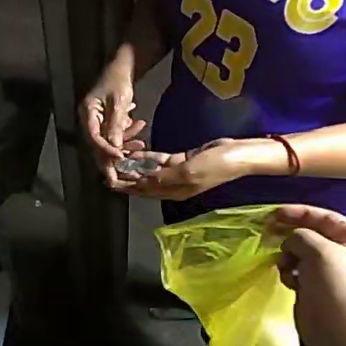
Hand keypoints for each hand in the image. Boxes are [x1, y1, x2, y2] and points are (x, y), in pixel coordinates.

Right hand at [80, 49, 146, 188]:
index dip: (106, 150)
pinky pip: (116, 134)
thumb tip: (115, 147)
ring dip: (125, 144)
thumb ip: (116, 124)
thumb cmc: (118, 78)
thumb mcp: (119, 101)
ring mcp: (98, 121)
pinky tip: (140, 125)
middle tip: (122, 177)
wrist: (122, 66)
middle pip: (98, 145)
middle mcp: (89, 119)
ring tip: (141, 143)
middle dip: (112, 159)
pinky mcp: (107, 121)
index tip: (120, 157)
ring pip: (109, 142)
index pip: (93, 138)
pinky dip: (128, 134)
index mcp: (87, 113)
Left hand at [118, 137, 283, 200]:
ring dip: (135, 167)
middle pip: (144, 183)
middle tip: (106, 169)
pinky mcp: (183, 160)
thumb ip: (163, 177)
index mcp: (174, 192)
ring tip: (117, 160)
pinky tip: (136, 153)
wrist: (239, 155)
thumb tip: (142, 181)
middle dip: (126, 178)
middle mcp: (173, 185)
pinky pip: (161, 161)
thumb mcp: (187, 172)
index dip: (126, 187)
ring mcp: (179, 173)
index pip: (144, 191)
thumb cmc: (216, 165)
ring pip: (151, 171)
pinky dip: (149, 158)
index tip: (107, 181)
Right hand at [269, 205, 345, 345]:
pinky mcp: (319, 292)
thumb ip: (302, 236)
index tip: (275, 214)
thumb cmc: (338, 291)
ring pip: (304, 255)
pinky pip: (300, 273)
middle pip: (314, 235)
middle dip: (292, 235)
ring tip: (283, 265)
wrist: (344, 340)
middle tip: (268, 233)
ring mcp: (333, 275)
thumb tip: (291, 241)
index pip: (327, 218)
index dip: (301, 213)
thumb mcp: (321, 253)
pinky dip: (291, 273)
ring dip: (289, 256)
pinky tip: (289, 281)